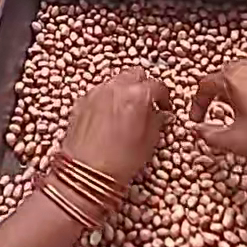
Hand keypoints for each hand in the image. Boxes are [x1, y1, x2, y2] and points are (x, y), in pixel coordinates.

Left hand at [59, 66, 170, 183]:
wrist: (85, 172)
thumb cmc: (119, 161)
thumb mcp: (149, 142)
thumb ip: (157, 121)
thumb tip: (160, 113)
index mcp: (137, 95)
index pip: (157, 85)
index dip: (164, 96)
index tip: (164, 106)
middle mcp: (116, 87)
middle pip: (135, 74)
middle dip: (143, 85)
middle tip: (147, 103)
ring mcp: (96, 92)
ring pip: (116, 80)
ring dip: (125, 90)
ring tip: (128, 110)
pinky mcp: (82, 101)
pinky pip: (100, 91)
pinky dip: (108, 98)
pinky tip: (110, 115)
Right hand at [188, 59, 246, 167]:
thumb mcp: (234, 141)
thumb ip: (209, 133)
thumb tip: (199, 130)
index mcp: (236, 79)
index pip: (205, 85)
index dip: (197, 103)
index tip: (198, 118)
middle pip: (227, 74)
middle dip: (218, 92)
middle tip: (216, 111)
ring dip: (240, 89)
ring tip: (240, 111)